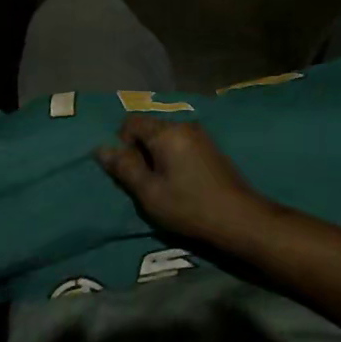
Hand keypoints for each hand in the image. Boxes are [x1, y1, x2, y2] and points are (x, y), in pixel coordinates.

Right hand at [94, 115, 276, 242]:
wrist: (240, 219)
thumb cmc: (189, 207)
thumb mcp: (149, 192)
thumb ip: (124, 168)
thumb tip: (101, 149)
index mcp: (166, 132)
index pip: (131, 122)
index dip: (122, 144)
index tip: (130, 171)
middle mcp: (184, 125)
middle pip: (149, 128)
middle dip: (139, 151)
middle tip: (144, 182)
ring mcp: (200, 135)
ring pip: (165, 137)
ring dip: (156, 157)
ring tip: (162, 185)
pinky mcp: (210, 148)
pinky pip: (180, 144)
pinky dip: (172, 159)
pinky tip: (180, 183)